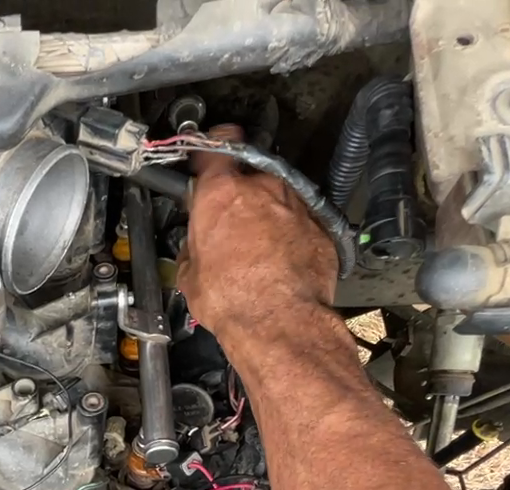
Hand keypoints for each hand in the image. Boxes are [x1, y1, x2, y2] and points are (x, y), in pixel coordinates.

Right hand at [175, 124, 338, 345]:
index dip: (210, 152)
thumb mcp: (190, 277)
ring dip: (264, 215)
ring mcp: (294, 202)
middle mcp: (261, 188)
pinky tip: (276, 261)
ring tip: (253, 249)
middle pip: (247, 178)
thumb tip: (196, 247)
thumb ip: (193, 247)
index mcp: (220, 194)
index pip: (216, 149)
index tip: (207, 157)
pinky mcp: (319, 223)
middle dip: (237, 197)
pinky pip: (297, 220)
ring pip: (274, 198)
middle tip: (227, 227)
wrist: (279, 320)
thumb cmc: (232, 299)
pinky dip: (287, 233)